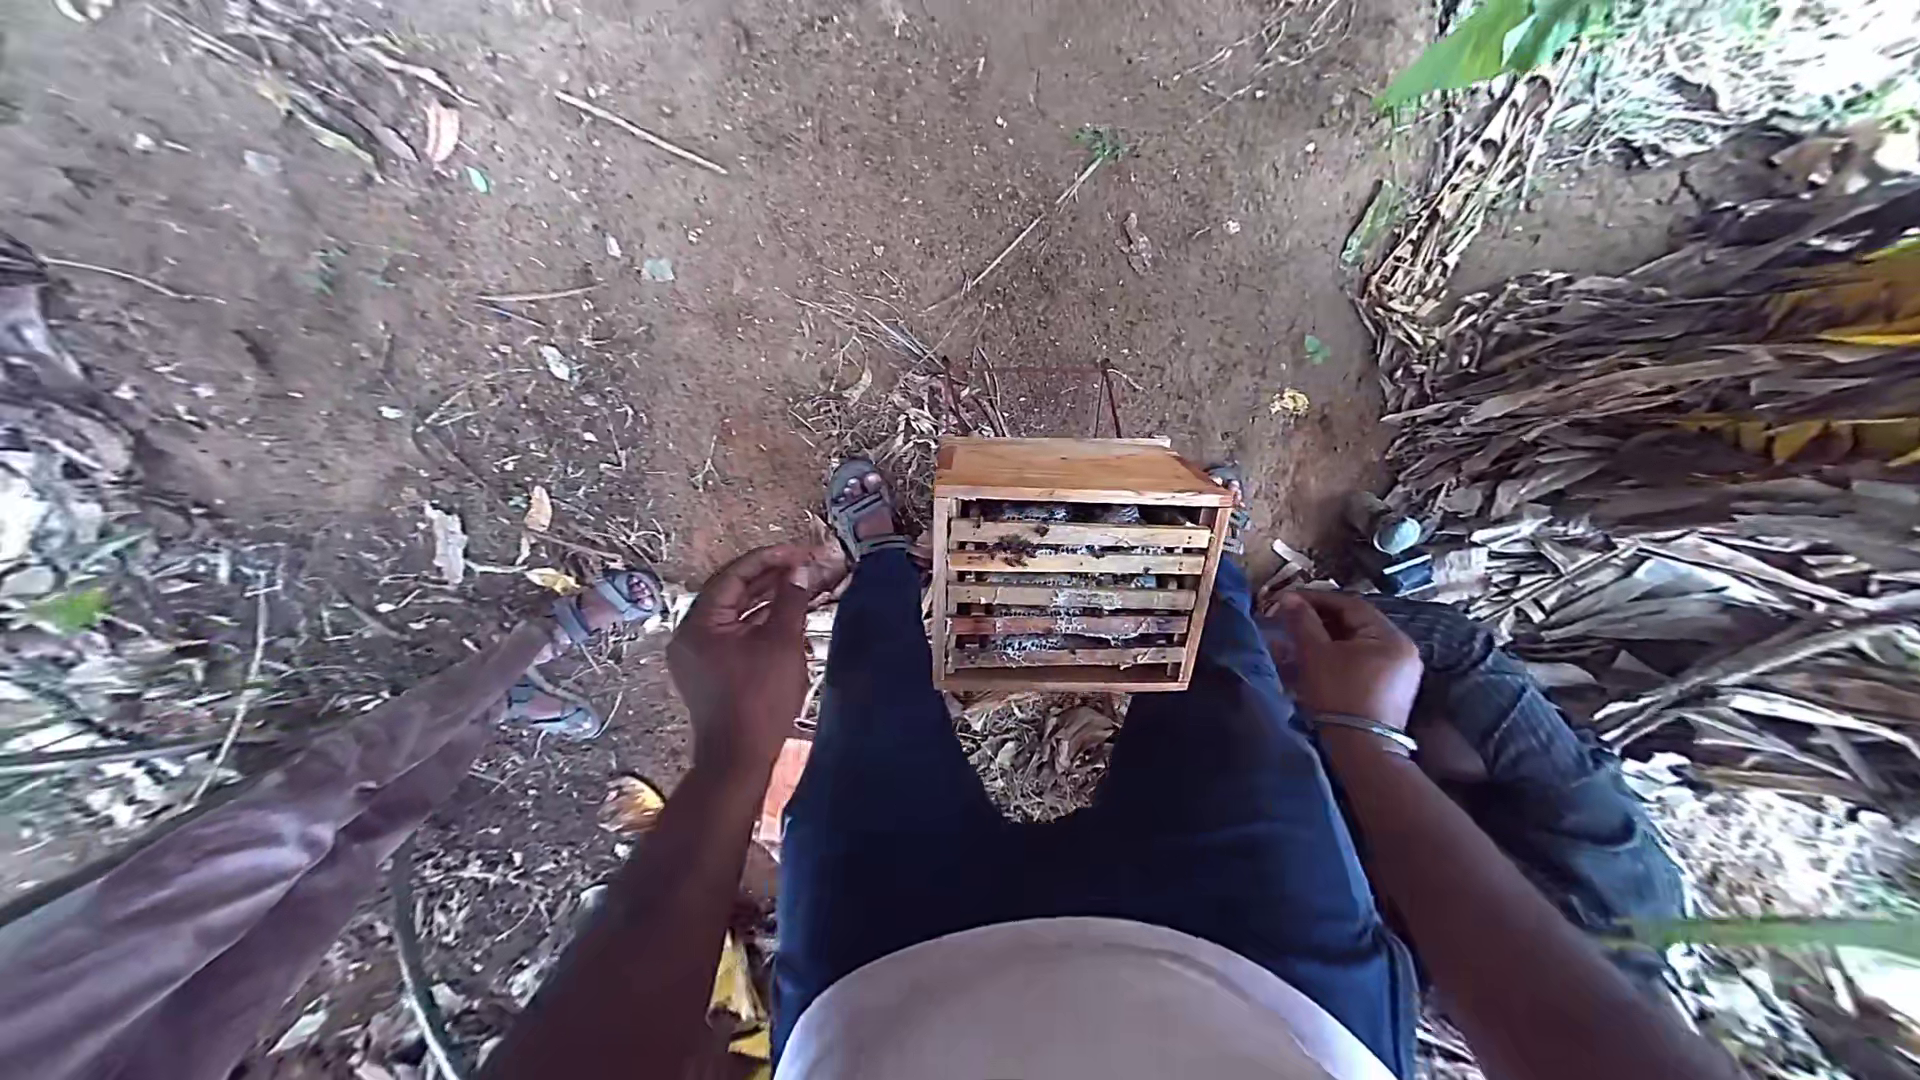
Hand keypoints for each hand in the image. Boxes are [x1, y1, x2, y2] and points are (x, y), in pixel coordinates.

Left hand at [667, 542, 838, 772]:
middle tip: (805, 565)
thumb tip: (799, 571)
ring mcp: (700, 653)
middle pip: (734, 592)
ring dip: (769, 598)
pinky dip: (762, 621)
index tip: (800, 552)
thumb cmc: (760, 698)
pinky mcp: (712, 668)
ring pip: (737, 612)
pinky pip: (738, 632)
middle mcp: (691, 633)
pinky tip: (788, 611)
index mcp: (699, 623)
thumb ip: (790, 600)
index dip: (769, 559)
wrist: (740, 757)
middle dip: (771, 577)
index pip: (734, 576)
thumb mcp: (781, 642)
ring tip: (802, 583)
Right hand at [1272, 591, 1422, 730]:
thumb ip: (1302, 621)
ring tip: (1298, 636)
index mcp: (1391, 637)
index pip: (1351, 604)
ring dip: (1326, 635)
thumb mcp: (1315, 653)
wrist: (1360, 747)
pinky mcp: (1391, 686)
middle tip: (1291, 616)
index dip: (1316, 599)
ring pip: (1357, 641)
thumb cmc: (1338, 694)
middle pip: (1356, 622)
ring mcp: (1400, 669)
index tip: (1288, 599)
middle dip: (1320, 617)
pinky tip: (1315, 656)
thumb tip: (1288, 597)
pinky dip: (1338, 652)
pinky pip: (1362, 658)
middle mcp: (1402, 649)